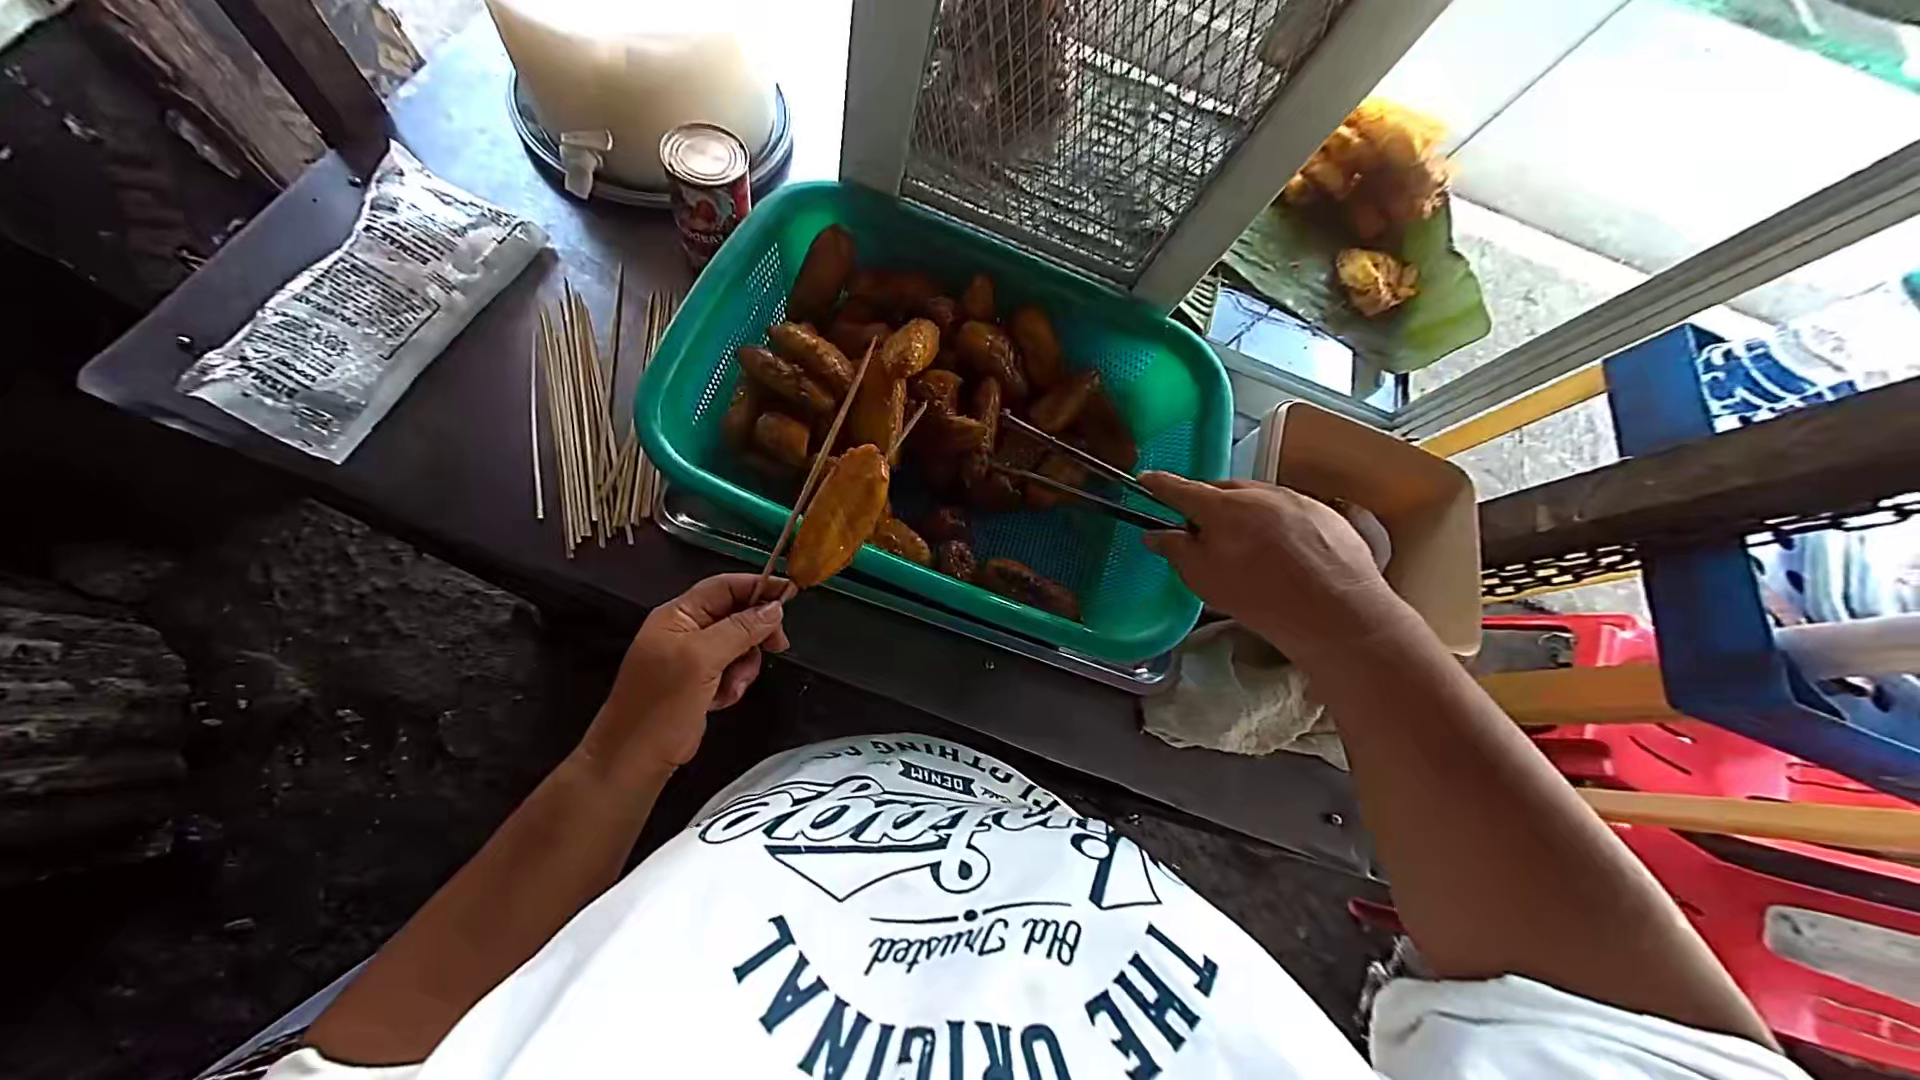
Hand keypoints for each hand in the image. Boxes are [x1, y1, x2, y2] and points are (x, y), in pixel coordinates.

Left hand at [580, 574, 793, 775]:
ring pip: (740, 645)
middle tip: (777, 646)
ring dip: (744, 666)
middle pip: (738, 616)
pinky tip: (721, 699)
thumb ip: (740, 629)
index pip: (725, 587)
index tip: (790, 593)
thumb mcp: (702, 659)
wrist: (635, 759)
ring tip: (731, 687)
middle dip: (756, 634)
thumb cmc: (661, 705)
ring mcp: (694, 657)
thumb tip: (774, 608)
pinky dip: (734, 683)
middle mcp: (686, 631)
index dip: (758, 587)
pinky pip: (733, 670)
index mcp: (678, 615)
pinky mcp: (702, 682)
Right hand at [1138, 473, 1415, 663]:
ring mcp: (1295, 499)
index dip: (1158, 484)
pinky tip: (1283, 553)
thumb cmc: (1260, 597)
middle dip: (1206, 505)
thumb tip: (1156, 535)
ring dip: (1243, 513)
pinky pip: (1288, 509)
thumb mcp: (1203, 578)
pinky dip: (1275, 523)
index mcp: (1221, 506)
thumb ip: (1175, 550)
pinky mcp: (1325, 512)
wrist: (1337, 613)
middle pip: (1220, 491)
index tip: (1147, 480)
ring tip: (1245, 546)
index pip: (1179, 488)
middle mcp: (1258, 492)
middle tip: (1202, 533)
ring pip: (1256, 498)